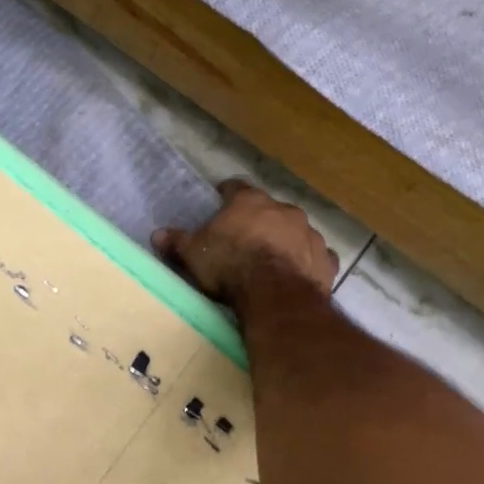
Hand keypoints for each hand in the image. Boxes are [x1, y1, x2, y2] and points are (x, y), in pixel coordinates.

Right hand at [153, 179, 338, 314]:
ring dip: (285, 238)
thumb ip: (177, 242)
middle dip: (258, 219)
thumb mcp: (193, 254)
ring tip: (272, 257)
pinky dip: (307, 260)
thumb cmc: (229, 265)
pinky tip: (298, 272)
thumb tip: (157, 234)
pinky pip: (316, 255)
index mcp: (249, 202)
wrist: (275, 295)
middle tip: (245, 236)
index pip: (236, 188)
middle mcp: (283, 210)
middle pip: (269, 209)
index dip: (227, 194)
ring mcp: (308, 234)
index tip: (220, 200)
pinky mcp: (326, 259)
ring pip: (295, 230)